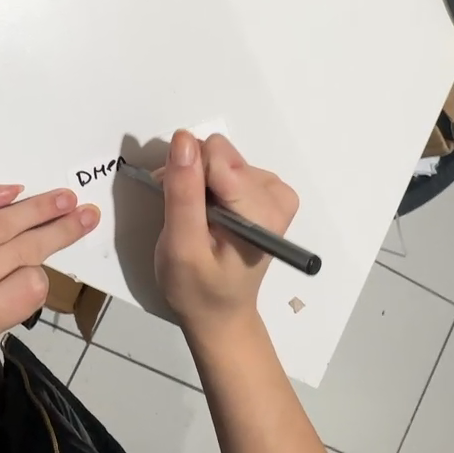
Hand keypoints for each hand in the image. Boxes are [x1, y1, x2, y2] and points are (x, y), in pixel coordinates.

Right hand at [154, 131, 298, 340]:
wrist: (218, 313)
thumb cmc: (197, 288)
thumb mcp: (181, 246)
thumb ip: (183, 192)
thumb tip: (183, 138)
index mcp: (263, 213)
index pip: (216, 157)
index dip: (187, 175)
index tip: (177, 204)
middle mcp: (276, 194)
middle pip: (219, 152)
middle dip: (191, 176)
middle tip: (183, 214)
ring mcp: (272, 190)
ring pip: (219, 155)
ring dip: (196, 181)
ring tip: (192, 217)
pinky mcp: (263, 189)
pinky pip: (225, 163)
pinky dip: (206, 182)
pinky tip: (205, 211)